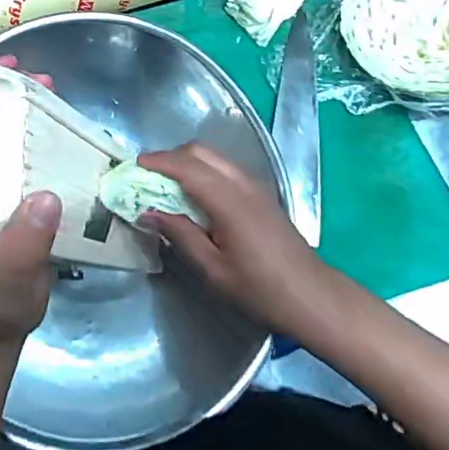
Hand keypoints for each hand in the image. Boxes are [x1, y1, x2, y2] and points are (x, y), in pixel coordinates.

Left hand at [0, 56, 60, 347]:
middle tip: (45, 79)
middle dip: (8, 93)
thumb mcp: (9, 282)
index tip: (7, 68)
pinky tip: (67, 135)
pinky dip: (41, 138)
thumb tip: (45, 195)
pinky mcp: (13, 200)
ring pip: (5, 137)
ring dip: (26, 111)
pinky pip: (24, 158)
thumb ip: (23, 247)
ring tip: (57, 96)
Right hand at [137, 143, 329, 335]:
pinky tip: (193, 192)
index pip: (187, 167)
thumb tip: (146, 213)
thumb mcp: (213, 270)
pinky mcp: (261, 193)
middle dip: (170, 157)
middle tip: (147, 174)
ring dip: (187, 161)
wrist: (314, 297)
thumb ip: (179, 235)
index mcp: (229, 200)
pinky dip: (202, 169)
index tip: (134, 165)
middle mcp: (242, 183)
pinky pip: (224, 167)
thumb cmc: (261, 289)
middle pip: (200, 152)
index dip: (158, 161)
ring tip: (165, 183)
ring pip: (213, 156)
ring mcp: (254, 185)